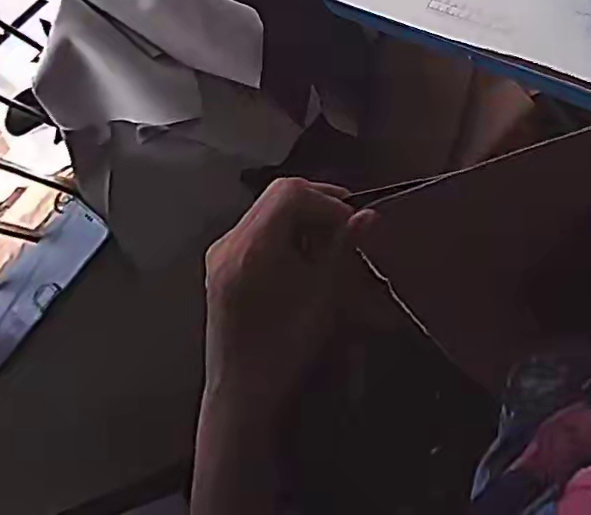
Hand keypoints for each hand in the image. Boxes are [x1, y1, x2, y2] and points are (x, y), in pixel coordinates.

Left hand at [203, 177, 373, 405]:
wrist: (241, 396)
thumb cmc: (285, 349)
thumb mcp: (323, 296)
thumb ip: (344, 249)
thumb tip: (369, 215)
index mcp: (251, 247)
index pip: (291, 193)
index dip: (327, 200)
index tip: (351, 223)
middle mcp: (230, 241)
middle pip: (279, 193)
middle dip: (318, 202)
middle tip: (345, 224)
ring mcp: (221, 251)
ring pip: (268, 207)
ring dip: (303, 214)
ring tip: (327, 241)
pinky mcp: (221, 262)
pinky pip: (258, 226)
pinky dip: (286, 228)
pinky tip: (303, 254)